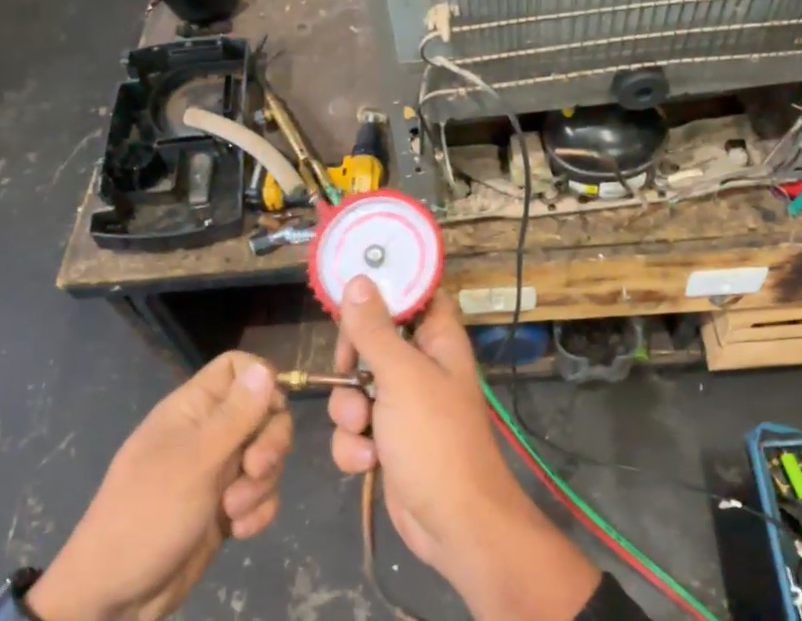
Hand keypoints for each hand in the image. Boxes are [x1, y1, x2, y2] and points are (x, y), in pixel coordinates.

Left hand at [26, 352, 290, 619]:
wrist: (114, 597)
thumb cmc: (148, 515)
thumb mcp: (195, 461)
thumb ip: (235, 416)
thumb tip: (266, 368)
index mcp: (192, 409)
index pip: (237, 367)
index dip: (261, 380)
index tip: (269, 410)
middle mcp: (208, 433)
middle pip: (264, 412)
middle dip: (270, 443)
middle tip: (254, 468)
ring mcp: (218, 471)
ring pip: (267, 455)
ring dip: (261, 484)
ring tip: (233, 510)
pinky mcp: (226, 507)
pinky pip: (261, 493)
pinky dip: (258, 510)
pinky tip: (238, 531)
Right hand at [328, 277, 598, 619]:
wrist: (453, 523)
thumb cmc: (435, 439)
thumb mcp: (401, 377)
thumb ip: (375, 330)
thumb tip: (358, 279)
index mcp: (439, 340)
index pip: (415, 294)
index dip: (385, 289)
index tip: (351, 291)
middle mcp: (422, 366)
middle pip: (373, 340)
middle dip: (352, 362)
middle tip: (348, 372)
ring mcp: (404, 406)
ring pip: (356, 389)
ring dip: (349, 412)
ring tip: (364, 431)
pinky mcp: (388, 442)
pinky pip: (355, 428)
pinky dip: (354, 446)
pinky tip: (368, 463)